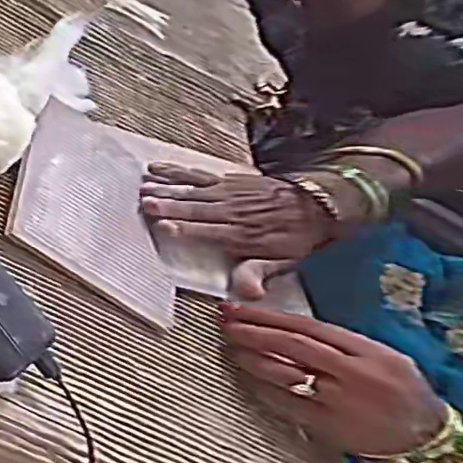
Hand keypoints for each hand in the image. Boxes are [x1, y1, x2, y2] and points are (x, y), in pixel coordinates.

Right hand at [140, 164, 334, 298]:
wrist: (318, 205)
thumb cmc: (291, 238)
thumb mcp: (282, 263)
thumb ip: (258, 274)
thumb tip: (247, 293)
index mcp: (242, 236)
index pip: (209, 232)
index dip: (187, 229)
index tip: (165, 227)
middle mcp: (232, 212)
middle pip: (196, 209)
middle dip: (171, 206)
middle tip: (147, 204)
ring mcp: (228, 193)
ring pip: (193, 191)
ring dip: (167, 189)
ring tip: (144, 188)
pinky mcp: (226, 179)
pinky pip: (197, 174)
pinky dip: (175, 171)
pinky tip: (156, 169)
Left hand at [220, 304, 446, 455]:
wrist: (429, 447)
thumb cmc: (401, 396)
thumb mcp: (385, 360)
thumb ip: (338, 343)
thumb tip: (280, 324)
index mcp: (374, 355)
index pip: (310, 327)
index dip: (267, 316)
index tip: (237, 309)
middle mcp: (358, 376)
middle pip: (292, 346)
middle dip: (252, 332)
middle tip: (225, 323)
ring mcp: (341, 403)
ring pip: (282, 373)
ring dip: (250, 358)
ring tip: (231, 347)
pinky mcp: (326, 426)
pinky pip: (281, 401)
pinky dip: (259, 387)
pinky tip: (246, 377)